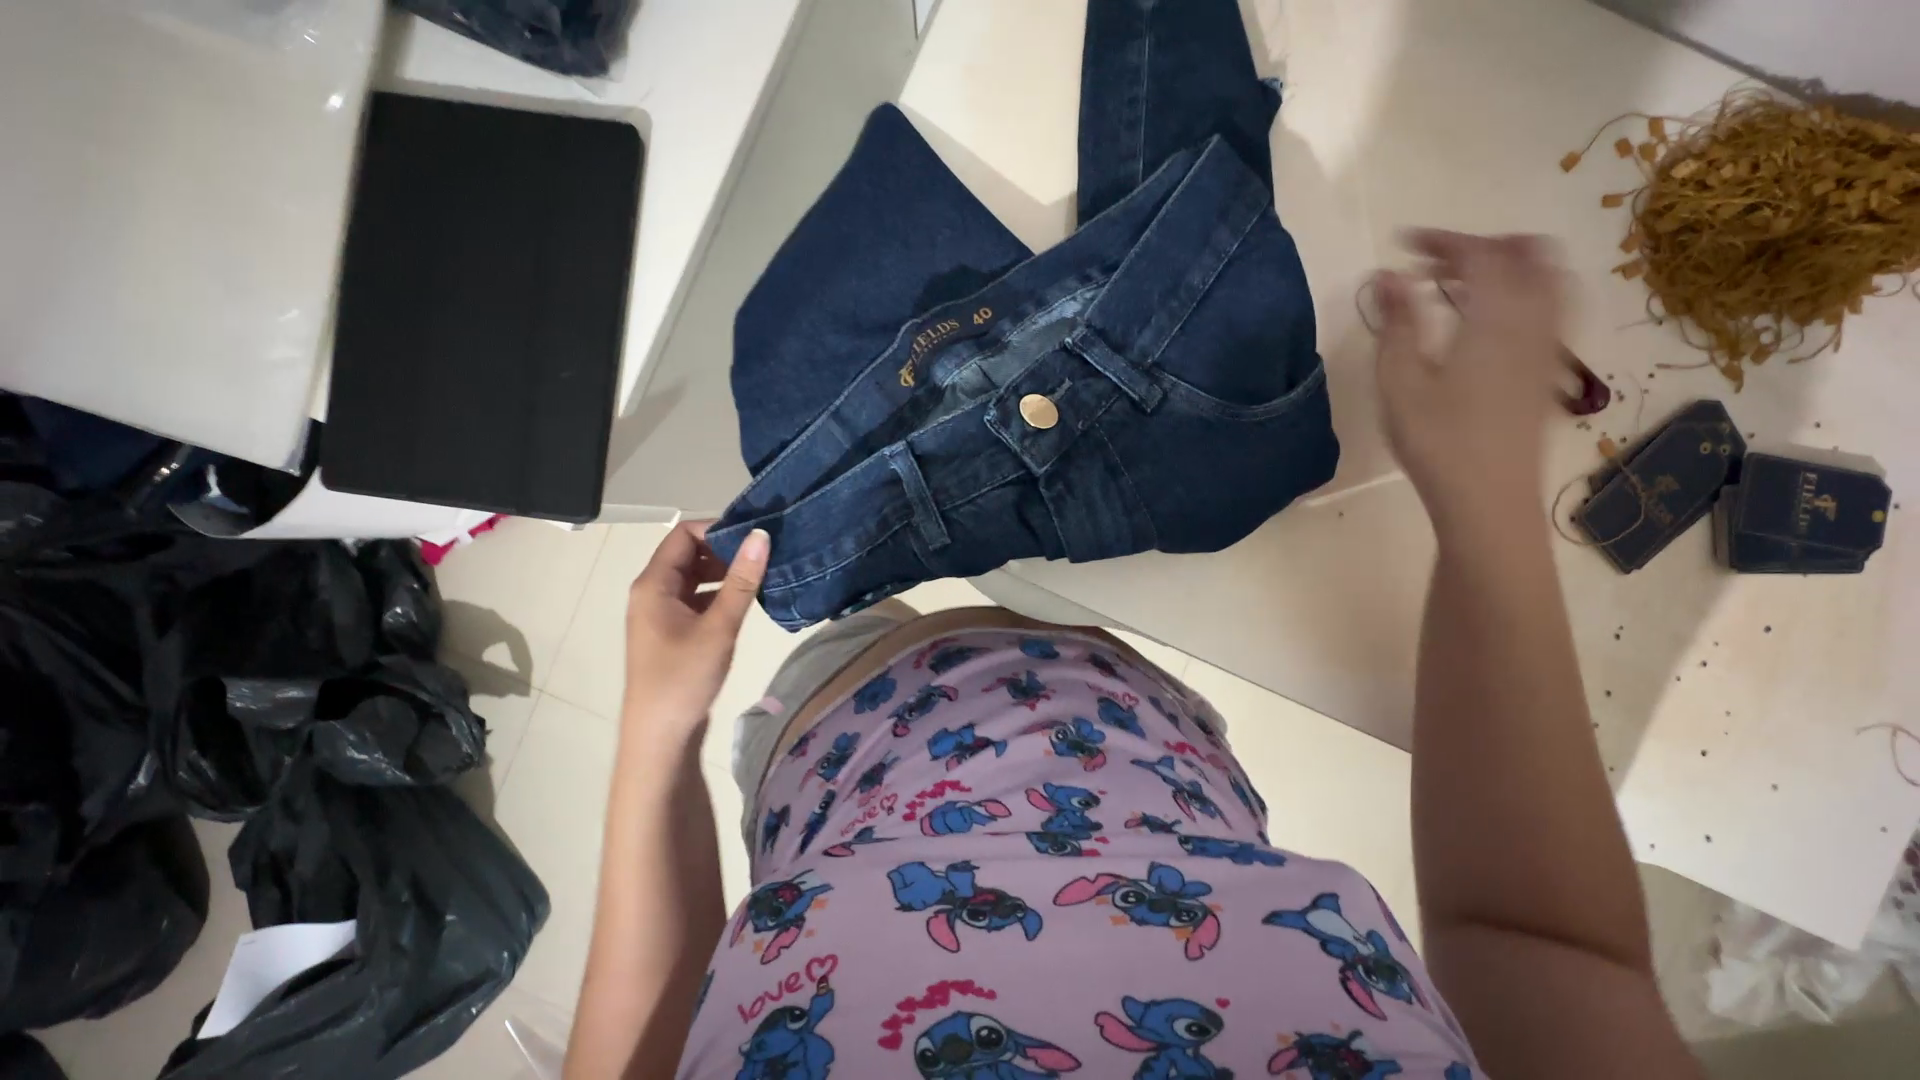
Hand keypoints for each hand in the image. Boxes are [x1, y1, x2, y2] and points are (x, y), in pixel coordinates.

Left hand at [623, 521, 769, 731]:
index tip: (755, 535)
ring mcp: (662, 613)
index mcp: (653, 584)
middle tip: (766, 553)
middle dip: (726, 549)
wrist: (660, 735)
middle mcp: (652, 592)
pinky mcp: (673, 632)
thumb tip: (761, 536)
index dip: (719, 528)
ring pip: (695, 577)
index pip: (684, 534)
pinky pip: (697, 599)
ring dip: (725, 573)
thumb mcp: (718, 627)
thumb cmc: (684, 678)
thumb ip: (741, 581)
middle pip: (689, 553)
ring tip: (763, 574)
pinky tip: (748, 601)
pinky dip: (721, 594)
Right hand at [1374, 230, 1565, 542]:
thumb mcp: (1400, 381)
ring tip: (1466, 282)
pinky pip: (1553, 308)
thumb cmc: (1436, 441)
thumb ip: (1396, 323)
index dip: (1442, 240)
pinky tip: (1491, 319)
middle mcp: (1533, 320)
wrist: (1489, 500)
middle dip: (1482, 246)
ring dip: (1510, 266)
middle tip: (1436, 261)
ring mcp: (1548, 346)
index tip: (1404, 244)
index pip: (1478, 254)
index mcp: (1494, 316)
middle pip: (1526, 255)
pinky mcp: (1550, 371)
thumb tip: (1389, 276)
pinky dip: (1525, 293)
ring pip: (1549, 279)